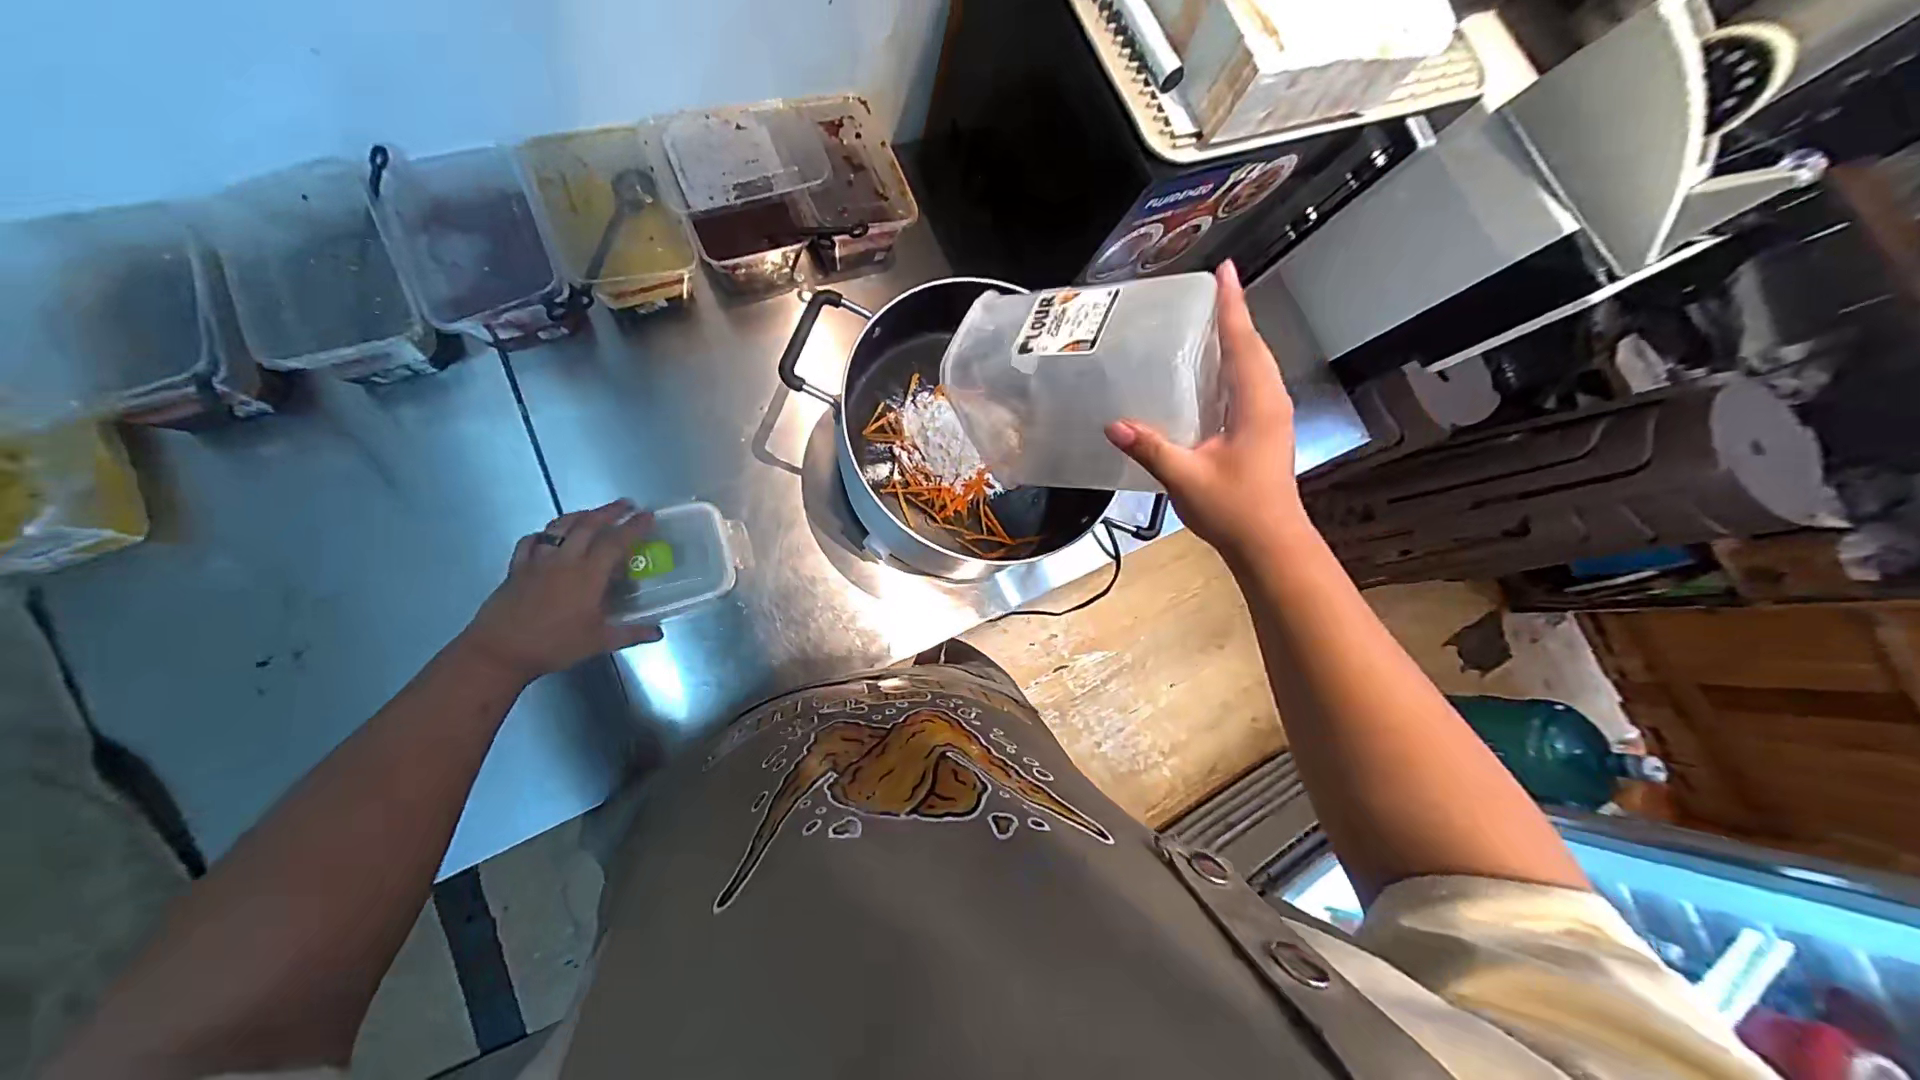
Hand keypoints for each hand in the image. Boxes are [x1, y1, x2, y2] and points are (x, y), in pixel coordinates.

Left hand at [458, 499, 662, 682]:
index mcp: (587, 575)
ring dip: (579, 515)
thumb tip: (658, 632)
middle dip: (610, 511)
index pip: (615, 542)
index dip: (634, 527)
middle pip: (588, 525)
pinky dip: (543, 534)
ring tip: (592, 513)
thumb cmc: (554, 645)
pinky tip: (548, 537)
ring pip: (559, 527)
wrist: (499, 651)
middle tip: (626, 505)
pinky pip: (530, 541)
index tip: (648, 516)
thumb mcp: (598, 641)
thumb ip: (631, 633)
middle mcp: (564, 560)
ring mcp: (537, 561)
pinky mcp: (517, 568)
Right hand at [1105, 261, 1312, 564]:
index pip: (1243, 342)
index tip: (1225, 269)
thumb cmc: (1235, 509)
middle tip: (1210, 290)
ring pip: (1255, 365)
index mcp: (1257, 403)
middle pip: (1253, 347)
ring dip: (1236, 340)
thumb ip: (1151, 448)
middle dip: (1234, 315)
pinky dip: (1235, 366)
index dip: (1232, 304)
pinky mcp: (1266, 431)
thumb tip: (1114, 425)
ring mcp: (1272, 417)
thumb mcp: (1186, 477)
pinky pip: (1251, 385)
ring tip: (1210, 321)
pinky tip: (1213, 373)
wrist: (1270, 544)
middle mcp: (1270, 402)